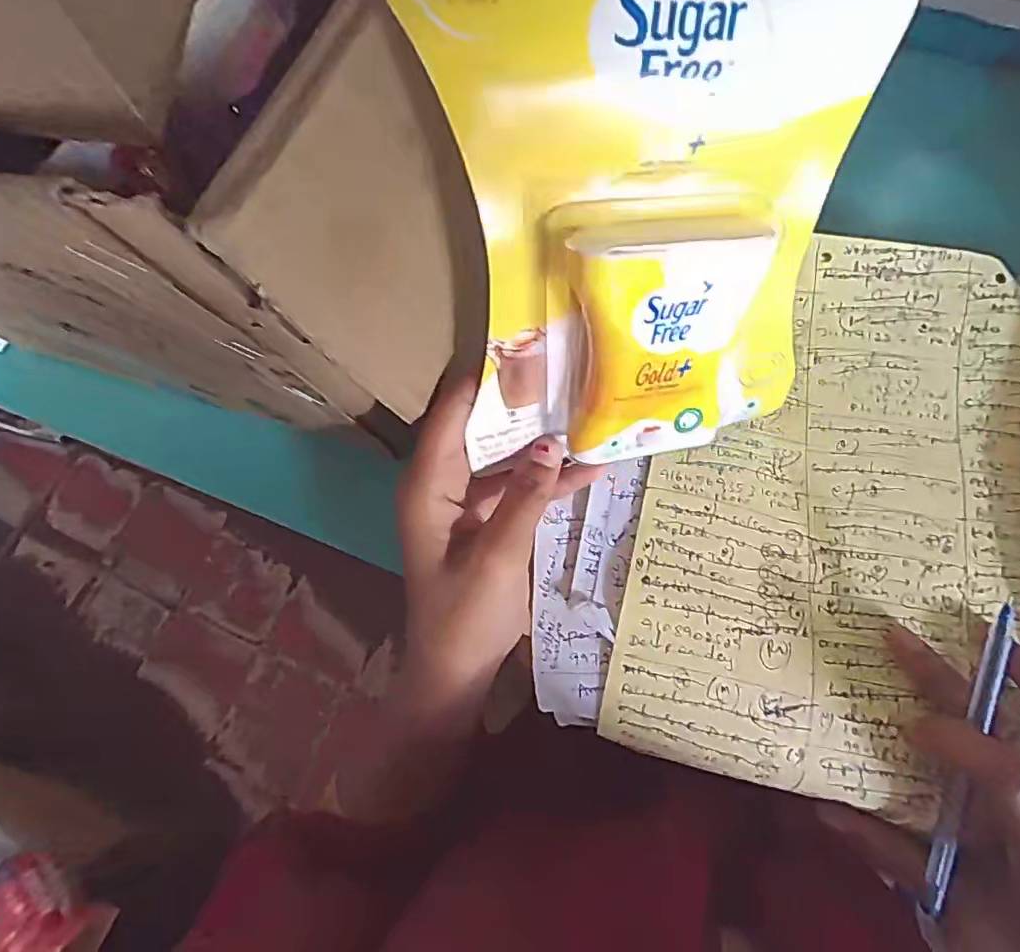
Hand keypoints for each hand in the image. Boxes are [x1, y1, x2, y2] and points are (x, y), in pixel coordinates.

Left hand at [330, 373, 594, 822]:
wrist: (454, 674)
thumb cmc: (463, 618)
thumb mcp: (497, 557)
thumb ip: (526, 499)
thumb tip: (557, 445)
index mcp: (428, 485)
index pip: (451, 414)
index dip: (481, 378)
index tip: (520, 345)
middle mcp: (444, 483)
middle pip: (481, 428)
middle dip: (520, 402)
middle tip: (563, 369)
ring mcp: (468, 501)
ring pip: (506, 456)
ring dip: (543, 441)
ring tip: (586, 408)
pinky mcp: (490, 519)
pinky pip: (520, 487)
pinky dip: (550, 479)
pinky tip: (590, 468)